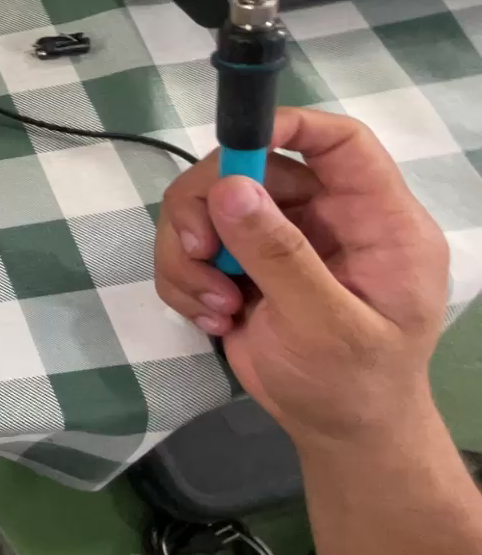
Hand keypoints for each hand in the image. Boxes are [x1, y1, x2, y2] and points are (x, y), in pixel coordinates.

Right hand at [155, 108, 449, 448]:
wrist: (333, 428)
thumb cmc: (353, 380)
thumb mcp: (325, 322)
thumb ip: (280, 254)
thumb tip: (231, 187)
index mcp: (373, 223)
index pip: (338, 143)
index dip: (285, 126)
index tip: (227, 143)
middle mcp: (321, 219)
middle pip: (240, 172)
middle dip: (203, 214)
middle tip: (198, 256)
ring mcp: (274, 239)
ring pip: (200, 210)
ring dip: (187, 257)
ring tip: (213, 304)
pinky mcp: (236, 261)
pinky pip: (184, 246)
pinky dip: (182, 279)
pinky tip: (211, 314)